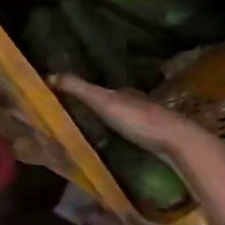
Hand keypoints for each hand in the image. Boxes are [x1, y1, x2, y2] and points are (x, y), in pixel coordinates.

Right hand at [50, 74, 205, 155]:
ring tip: (91, 137)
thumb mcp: (102, 101)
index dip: (84, 94)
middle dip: (97, 111)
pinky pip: (133, 136)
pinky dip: (122, 139)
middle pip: (114, 105)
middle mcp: (138, 103)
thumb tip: (49, 74)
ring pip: (125, 120)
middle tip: (77, 121)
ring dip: (110, 126)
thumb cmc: (137, 119)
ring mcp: (150, 122)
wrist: (176, 142)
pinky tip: (115, 149)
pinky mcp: (157, 140)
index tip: (67, 102)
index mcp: (125, 92)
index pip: (101, 89)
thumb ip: (78, 88)